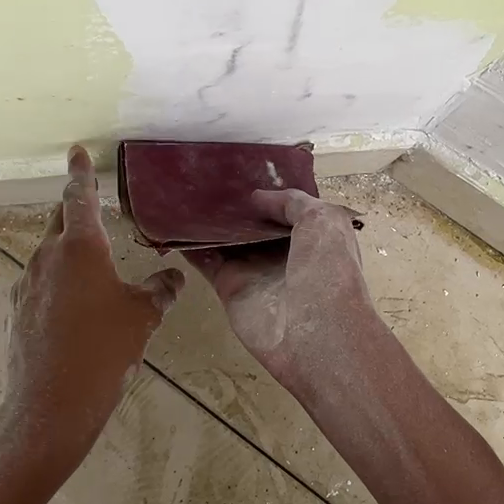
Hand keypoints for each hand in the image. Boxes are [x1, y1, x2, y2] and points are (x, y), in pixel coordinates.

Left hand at [0, 146, 185, 478]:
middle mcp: (48, 256)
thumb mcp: (142, 317)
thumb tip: (174, 279)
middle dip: (76, 211)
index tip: (76, 151)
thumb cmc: (104, 350)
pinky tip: (75, 308)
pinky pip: (41, 283)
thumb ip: (159, 291)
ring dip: (68, 250)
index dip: (80, 172)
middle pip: (61, 221)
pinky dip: (58, 281)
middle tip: (94, 208)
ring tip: (93, 268)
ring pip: (49, 253)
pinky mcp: (18, 309)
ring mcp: (27, 283)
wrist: (51, 404)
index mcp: (80, 247)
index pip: (79, 197)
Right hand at [183, 188, 374, 386]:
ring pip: (226, 239)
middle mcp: (281, 252)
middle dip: (234, 203)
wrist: (316, 333)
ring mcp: (253, 270)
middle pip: (252, 223)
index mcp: (310, 235)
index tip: (239, 170)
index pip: (284, 208)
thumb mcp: (323, 220)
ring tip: (185, 192)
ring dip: (208, 220)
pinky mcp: (229, 287)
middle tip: (206, 176)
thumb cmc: (328, 271)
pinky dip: (190, 245)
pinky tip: (174, 222)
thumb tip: (256, 197)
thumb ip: (291, 202)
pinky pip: (206, 261)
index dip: (266, 191)